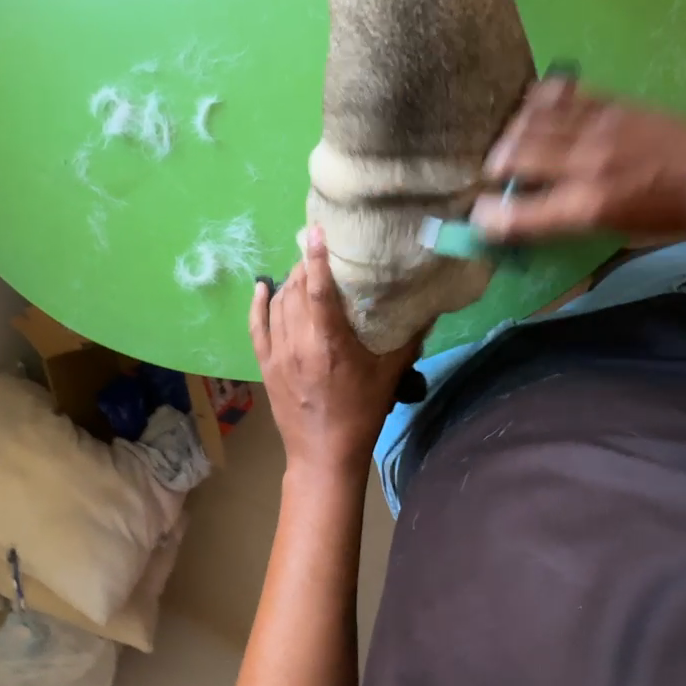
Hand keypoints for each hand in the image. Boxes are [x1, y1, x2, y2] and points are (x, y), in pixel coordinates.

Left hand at [249, 226, 421, 479]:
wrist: (324, 455)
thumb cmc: (362, 412)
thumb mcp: (390, 374)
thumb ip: (408, 338)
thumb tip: (428, 306)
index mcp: (330, 343)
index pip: (318, 289)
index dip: (316, 257)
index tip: (316, 231)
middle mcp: (299, 343)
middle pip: (295, 289)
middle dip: (305, 266)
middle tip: (320, 255)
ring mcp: (278, 353)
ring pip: (277, 303)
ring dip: (288, 283)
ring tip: (302, 272)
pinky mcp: (265, 364)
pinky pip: (257, 325)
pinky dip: (259, 303)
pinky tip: (263, 286)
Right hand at [470, 78, 685, 242]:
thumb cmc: (669, 216)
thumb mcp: (614, 230)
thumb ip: (565, 220)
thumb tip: (524, 214)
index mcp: (587, 207)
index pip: (520, 213)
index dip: (490, 216)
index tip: (480, 216)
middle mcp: (586, 165)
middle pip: (516, 156)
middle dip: (495, 165)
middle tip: (494, 173)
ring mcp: (597, 129)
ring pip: (531, 122)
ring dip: (511, 133)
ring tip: (509, 142)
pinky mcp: (611, 104)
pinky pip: (559, 94)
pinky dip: (537, 101)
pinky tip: (531, 108)